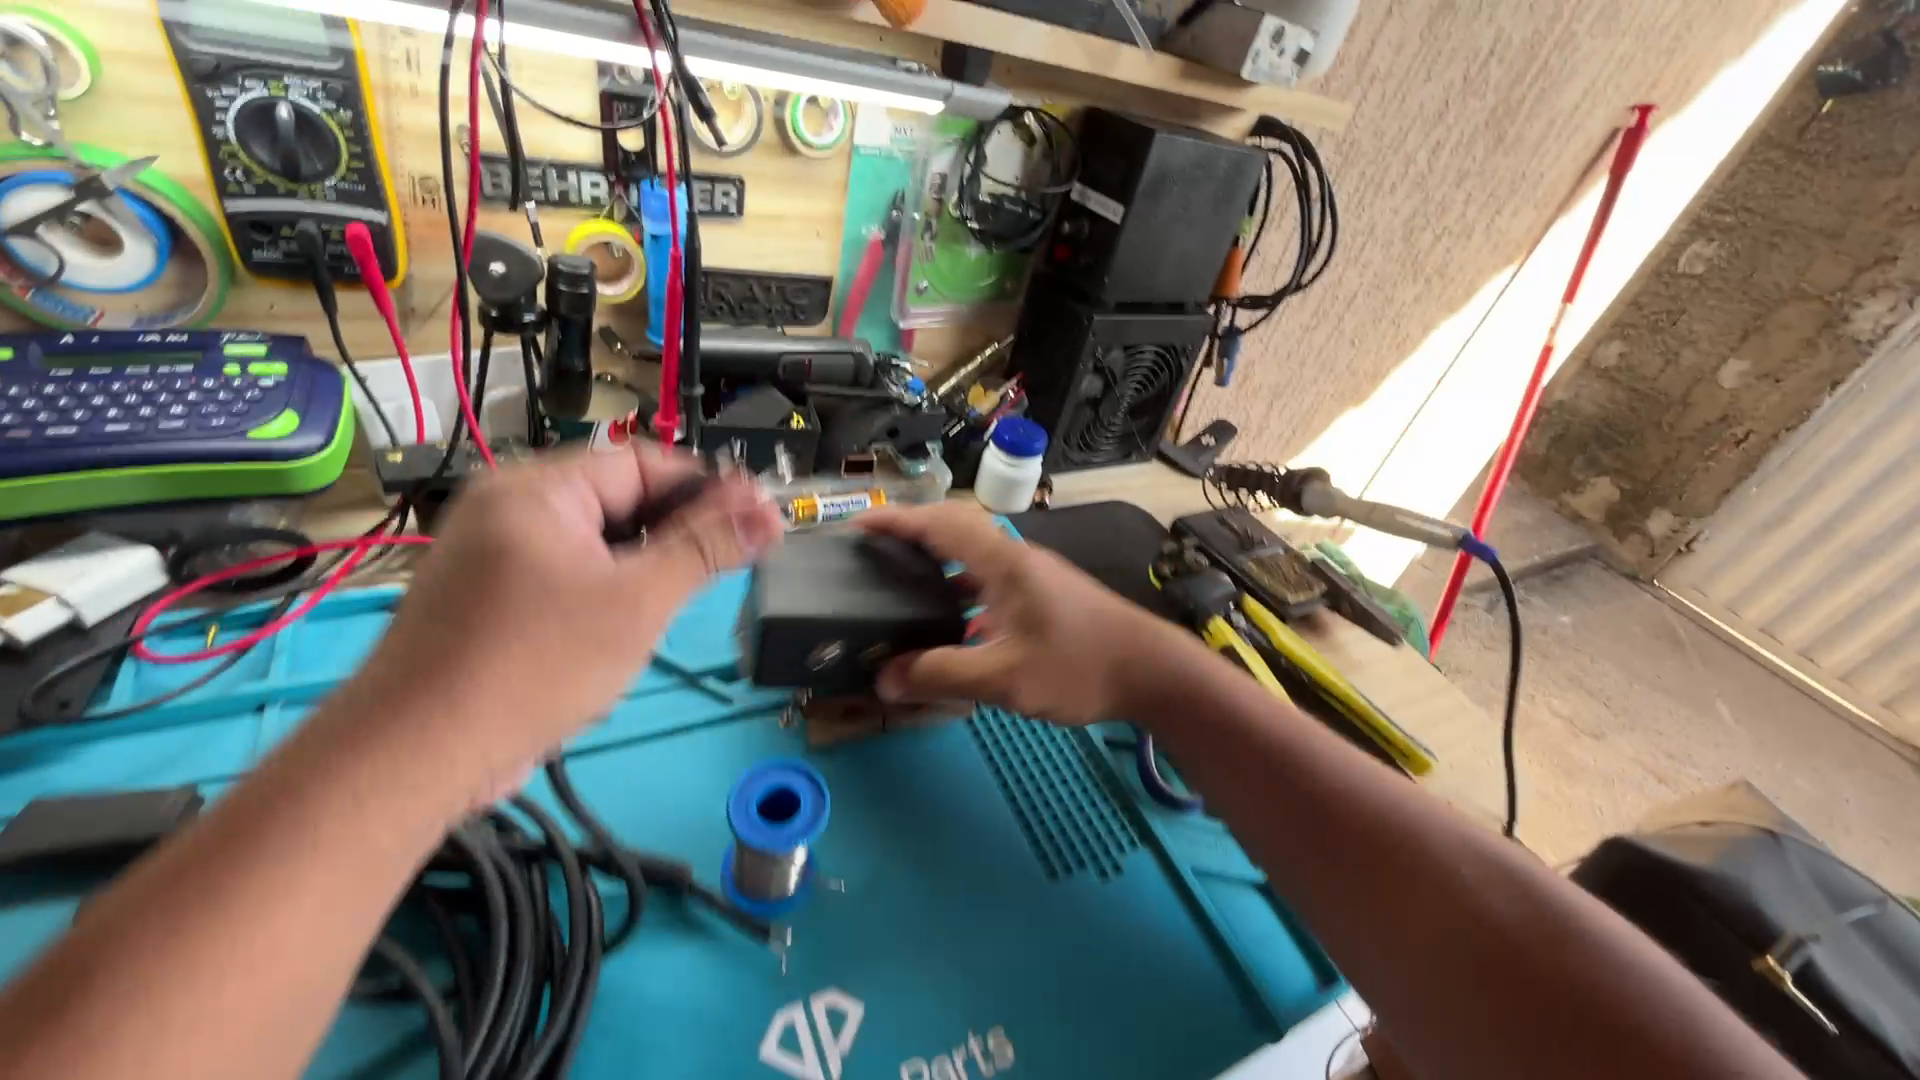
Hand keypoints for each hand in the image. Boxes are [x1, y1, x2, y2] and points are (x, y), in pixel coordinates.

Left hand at [341, 443, 784, 808]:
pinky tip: (631, 628)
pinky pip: (567, 578)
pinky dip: (608, 593)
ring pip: (597, 545)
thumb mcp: (638, 601)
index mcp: (537, 488)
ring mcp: (494, 557)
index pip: (643, 463)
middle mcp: (509, 509)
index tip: (759, 518)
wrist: (416, 757)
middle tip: (732, 563)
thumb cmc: (534, 665)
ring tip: (683, 600)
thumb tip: (765, 509)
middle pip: (619, 501)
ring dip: (646, 568)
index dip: (707, 488)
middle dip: (678, 532)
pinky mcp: (491, 601)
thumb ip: (706, 548)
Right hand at [860, 503, 1185, 725]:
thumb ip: (941, 675)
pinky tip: (948, 621)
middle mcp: (1015, 558)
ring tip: (898, 581)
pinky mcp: (1042, 596)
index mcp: (1003, 563)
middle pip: (955, 528)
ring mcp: (1032, 576)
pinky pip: (987, 579)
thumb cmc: (1080, 666)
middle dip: (911, 532)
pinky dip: (958, 587)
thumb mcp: (1004, 678)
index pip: (940, 524)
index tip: (857, 526)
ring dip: (936, 559)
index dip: (896, 521)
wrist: (1151, 671)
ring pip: (973, 555)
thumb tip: (884, 679)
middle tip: (872, 551)